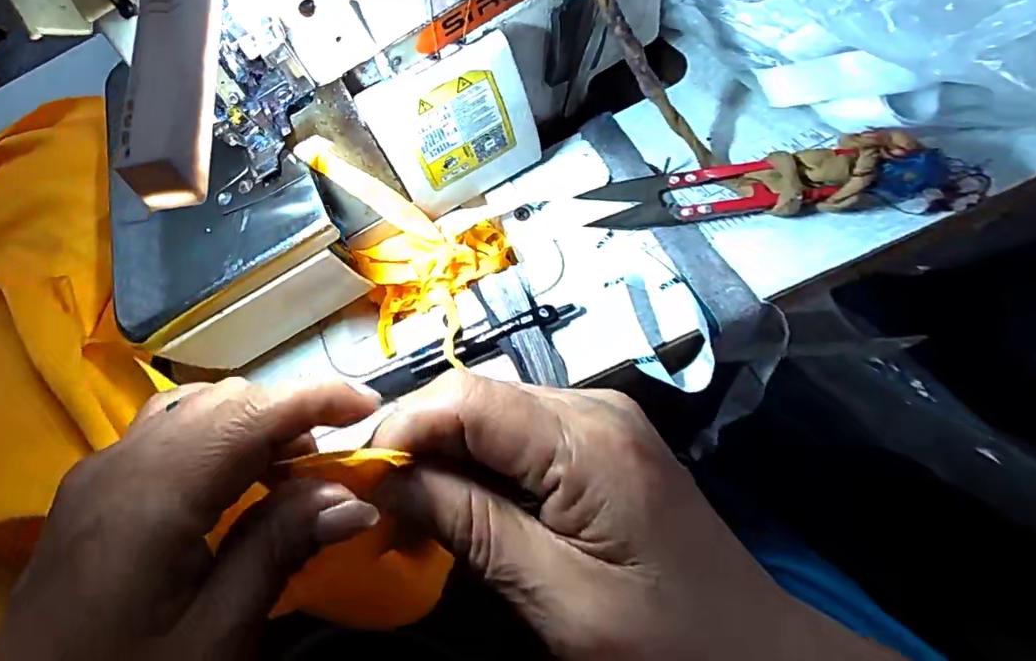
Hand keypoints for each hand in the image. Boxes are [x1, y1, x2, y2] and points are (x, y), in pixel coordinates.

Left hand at [0, 378, 384, 660]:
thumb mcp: (213, 640)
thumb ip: (275, 550)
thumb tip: (350, 497)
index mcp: (156, 489)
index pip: (248, 416)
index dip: (312, 398)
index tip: (367, 401)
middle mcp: (123, 456)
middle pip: (218, 402)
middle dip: (281, 412)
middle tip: (330, 459)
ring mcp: (99, 464)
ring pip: (186, 407)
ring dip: (243, 422)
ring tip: (285, 466)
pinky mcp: (87, 482)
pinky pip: (157, 431)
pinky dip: (205, 435)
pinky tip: (224, 477)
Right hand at [372, 371, 896, 660]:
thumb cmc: (672, 645)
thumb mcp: (563, 602)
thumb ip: (470, 527)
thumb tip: (384, 479)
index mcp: (588, 439)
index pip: (467, 399)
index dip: (404, 425)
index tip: (363, 472)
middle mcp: (586, 404)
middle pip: (470, 398)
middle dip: (415, 440)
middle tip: (378, 493)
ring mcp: (590, 413)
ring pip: (481, 410)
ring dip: (437, 451)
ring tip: (407, 501)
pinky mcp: (588, 432)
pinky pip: (506, 429)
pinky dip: (469, 459)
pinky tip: (455, 497)